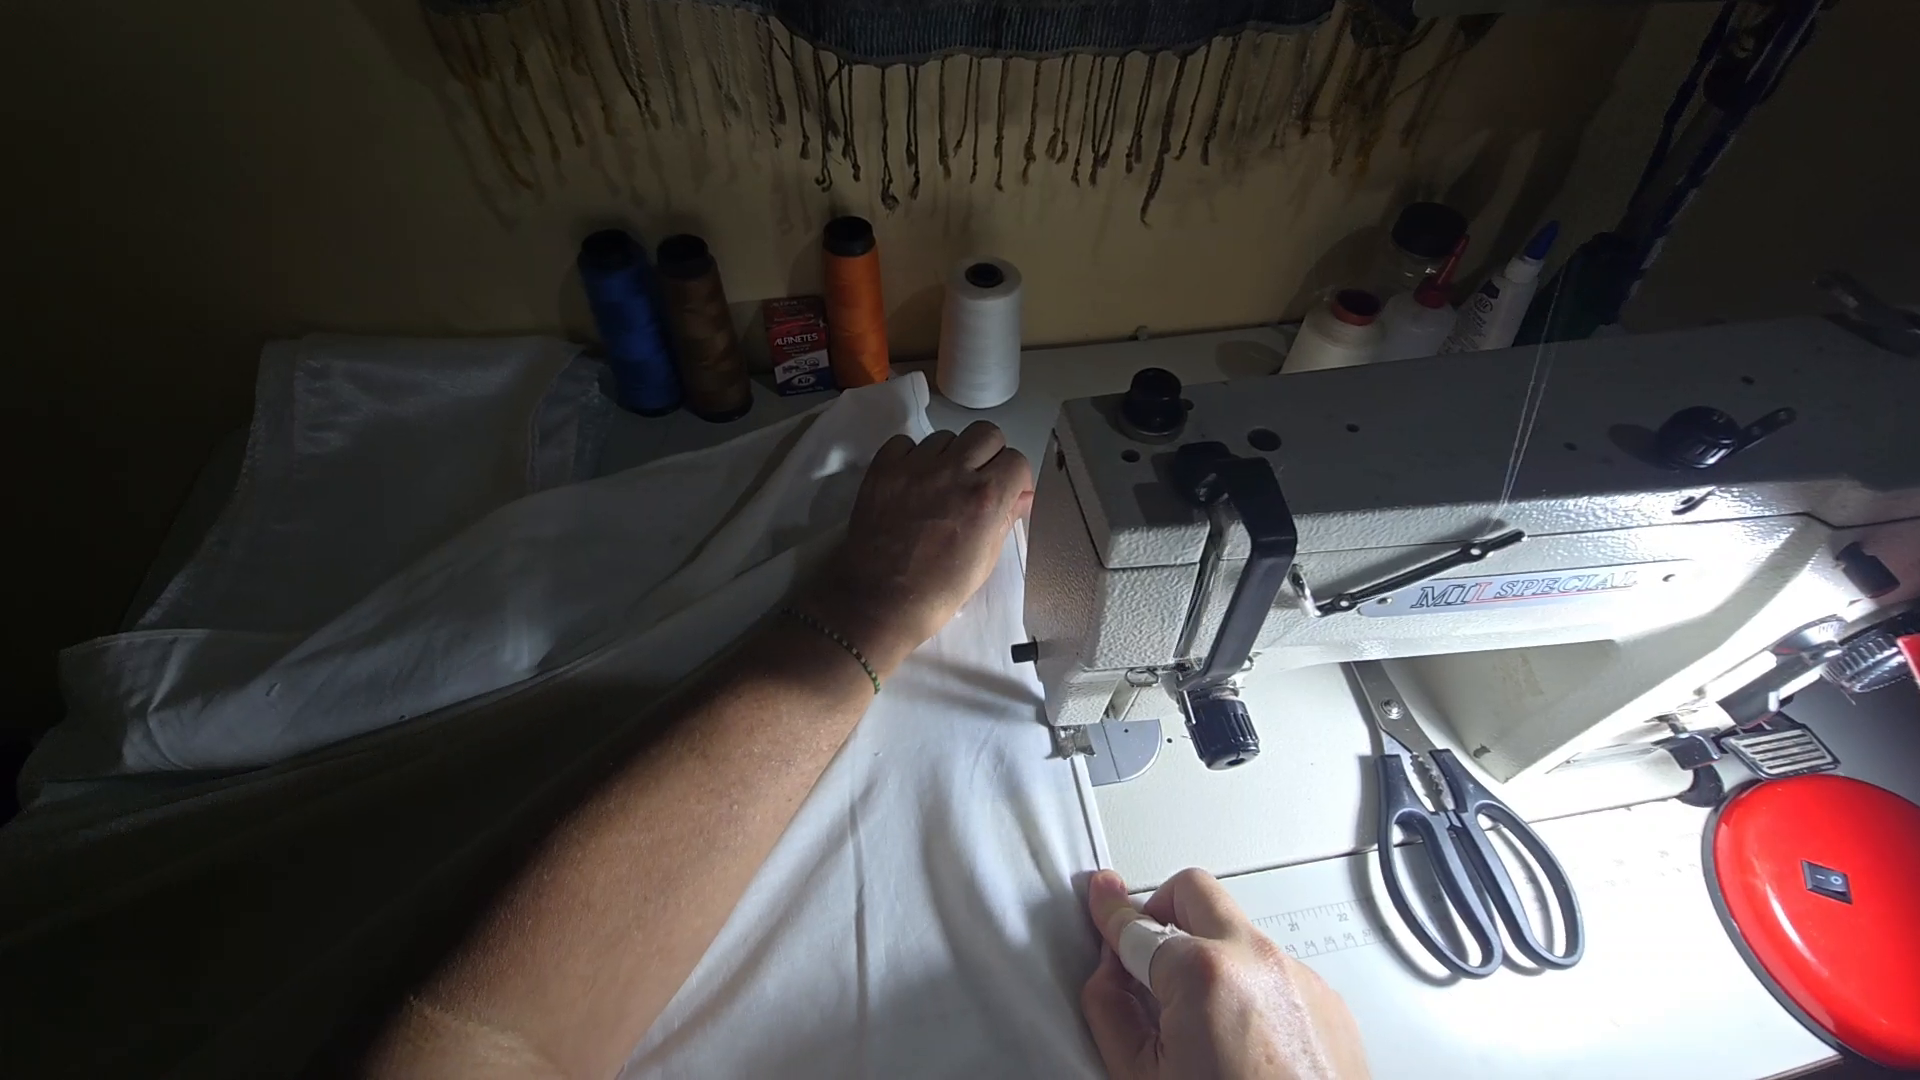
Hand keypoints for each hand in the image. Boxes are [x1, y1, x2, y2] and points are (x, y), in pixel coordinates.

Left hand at [800, 421, 1032, 676]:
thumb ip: (1005, 518)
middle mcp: (954, 472)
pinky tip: (911, 482)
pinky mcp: (883, 468)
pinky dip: (912, 457)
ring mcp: (915, 466)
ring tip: (940, 484)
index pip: (1017, 460)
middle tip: (977, 481)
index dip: (1015, 478)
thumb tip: (1020, 496)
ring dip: (950, 456)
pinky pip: (906, 443)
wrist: (878, 601)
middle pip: (987, 433)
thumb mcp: (986, 561)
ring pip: (947, 436)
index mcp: (986, 497)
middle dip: (989, 455)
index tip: (1007, 493)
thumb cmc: (939, 591)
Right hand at [1082, 868, 1368, 1079]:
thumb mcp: (1142, 1079)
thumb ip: (1111, 1007)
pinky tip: (1243, 1043)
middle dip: (1163, 910)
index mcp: (1205, 974)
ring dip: (1209, 957)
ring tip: (1204, 1024)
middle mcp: (1258, 961)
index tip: (1103, 900)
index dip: (1111, 914)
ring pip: (1236, 933)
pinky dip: (1248, 989)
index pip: (1138, 924)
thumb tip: (1110, 967)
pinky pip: (1272, 972)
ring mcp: (1301, 979)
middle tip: (1149, 949)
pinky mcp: (1330, 1003)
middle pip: (1195, 891)